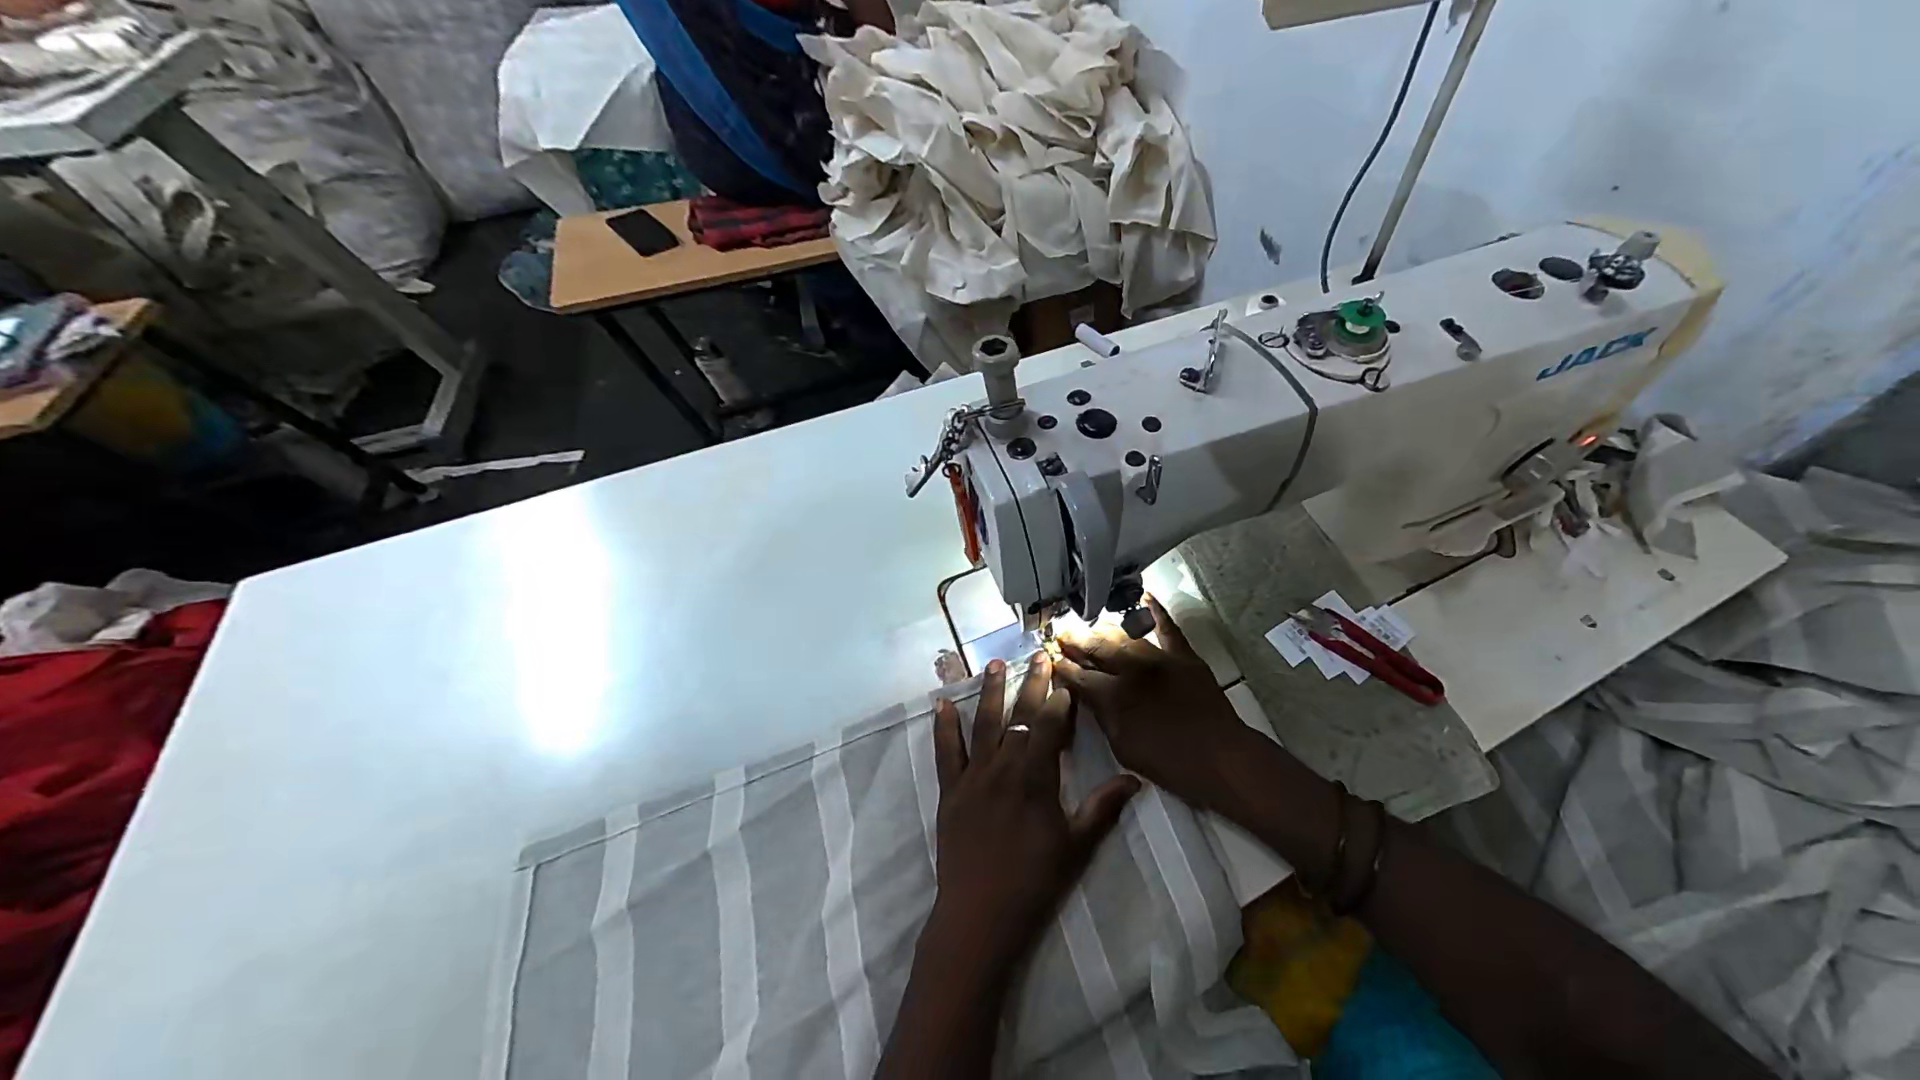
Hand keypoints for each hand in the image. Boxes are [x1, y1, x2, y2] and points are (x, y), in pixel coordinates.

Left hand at [927, 653, 1139, 974]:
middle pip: (1018, 717)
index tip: (1065, 678)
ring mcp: (972, 777)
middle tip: (1038, 656)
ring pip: (983, 725)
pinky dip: (944, 726)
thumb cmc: (1034, 881)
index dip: (1058, 701)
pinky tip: (942, 703)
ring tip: (995, 663)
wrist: (980, 914)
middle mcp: (1002, 767)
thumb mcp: (1077, 846)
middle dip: (1031, 685)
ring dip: (990, 693)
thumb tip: (1134, 779)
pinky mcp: (950, 791)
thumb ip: (1102, 808)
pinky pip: (945, 752)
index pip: (1048, 727)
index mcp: (1034, 778)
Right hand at [1053, 596, 1254, 810]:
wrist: (1220, 758)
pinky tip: (1146, 597)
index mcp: (1113, 695)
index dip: (1062, 667)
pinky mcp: (1184, 656)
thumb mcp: (1122, 745)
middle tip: (1062, 635)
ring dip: (1104, 630)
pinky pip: (1168, 628)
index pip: (1078, 676)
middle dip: (1075, 641)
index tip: (1050, 659)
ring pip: (1125, 636)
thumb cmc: (1167, 761)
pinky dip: (1157, 612)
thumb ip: (1101, 715)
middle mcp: (1131, 669)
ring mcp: (1159, 659)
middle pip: (1096, 649)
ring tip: (1090, 626)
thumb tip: (1085, 695)